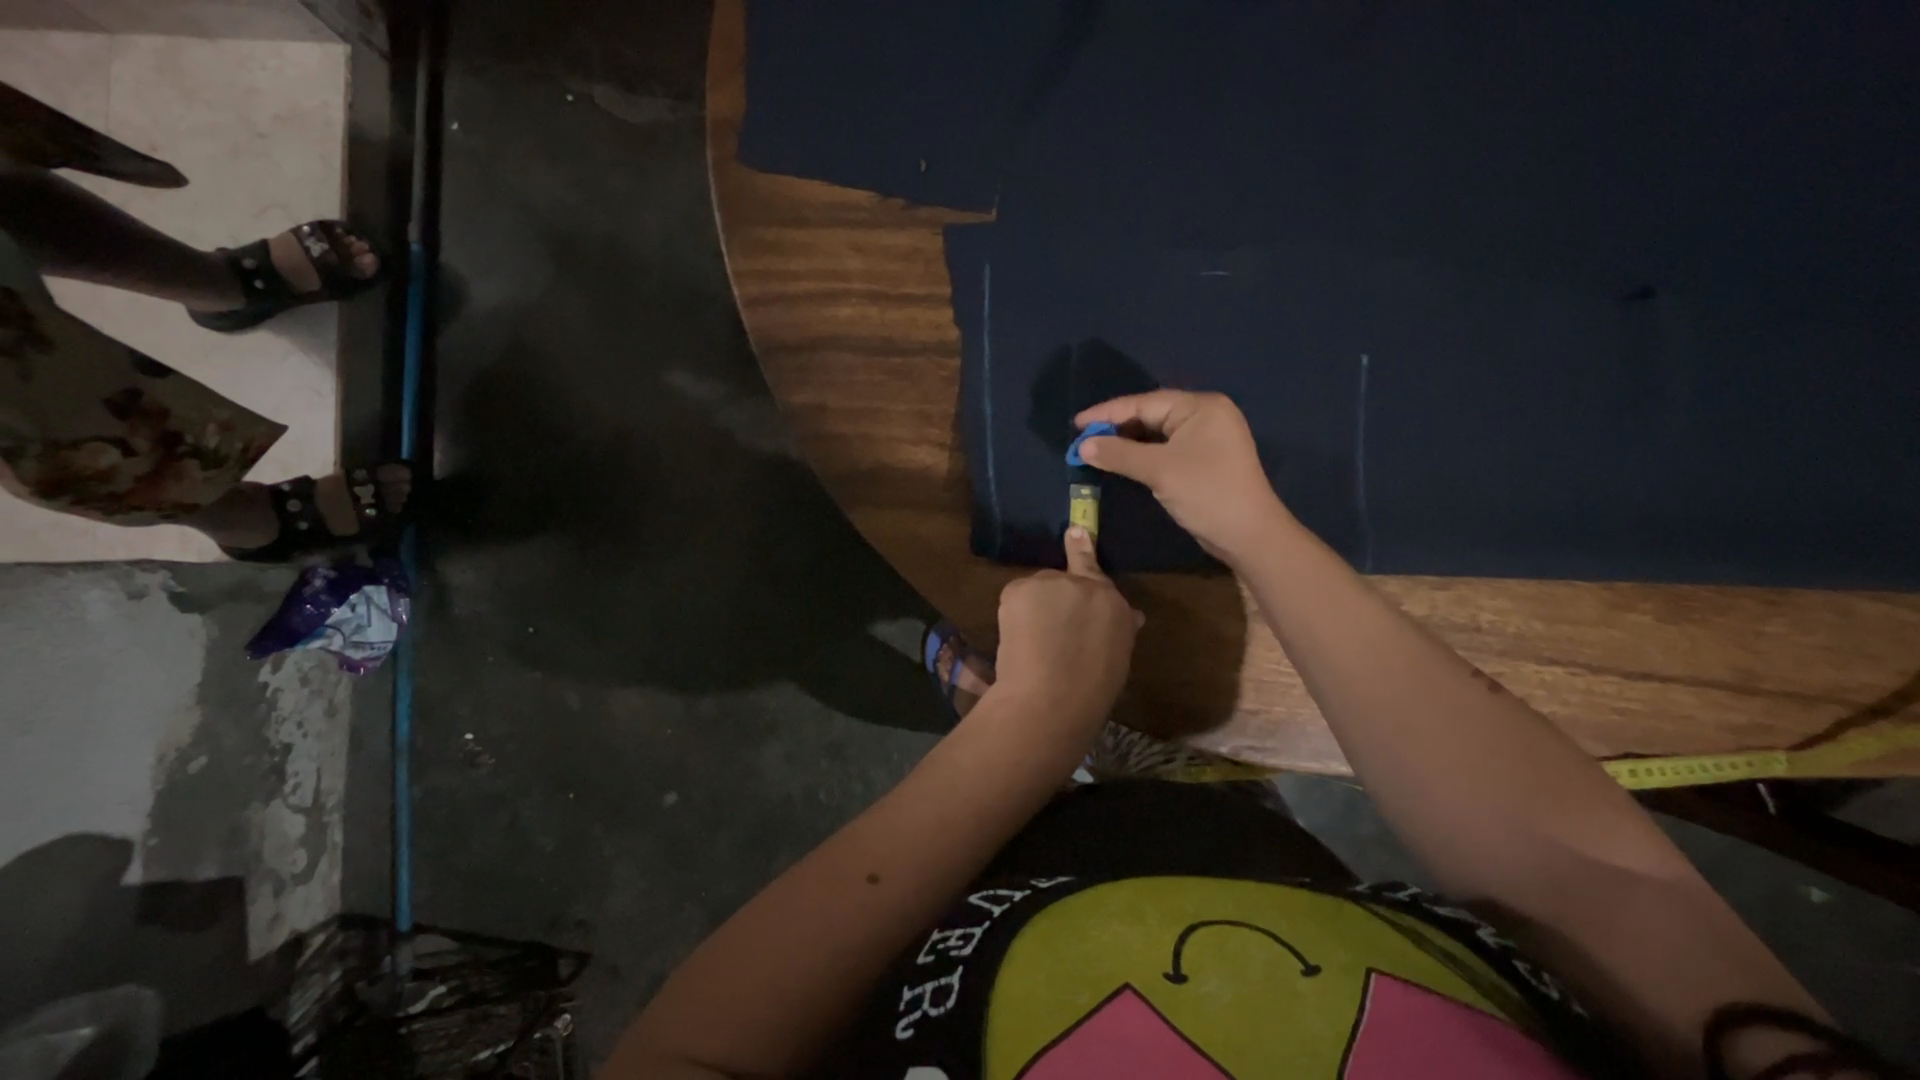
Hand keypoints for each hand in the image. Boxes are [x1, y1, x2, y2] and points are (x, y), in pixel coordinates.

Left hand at [989, 525, 1141, 728]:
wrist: (1053, 696)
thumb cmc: (1091, 690)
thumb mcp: (1117, 656)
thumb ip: (1118, 628)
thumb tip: (1131, 615)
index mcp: (1113, 603)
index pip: (1096, 570)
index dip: (1083, 550)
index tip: (1076, 531)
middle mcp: (1084, 585)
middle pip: (1063, 582)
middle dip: (1054, 601)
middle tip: (1046, 634)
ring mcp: (1051, 583)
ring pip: (1037, 590)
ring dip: (1034, 608)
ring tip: (1032, 642)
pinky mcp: (1020, 588)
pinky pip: (1016, 597)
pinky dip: (1014, 614)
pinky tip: (1018, 638)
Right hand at [1076, 390, 1290, 562]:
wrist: (1249, 534)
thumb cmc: (1206, 493)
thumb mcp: (1158, 470)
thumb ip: (1118, 454)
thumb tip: (1083, 446)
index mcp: (1200, 407)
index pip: (1145, 403)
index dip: (1107, 413)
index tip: (1076, 424)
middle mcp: (1207, 415)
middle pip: (1152, 414)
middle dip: (1116, 427)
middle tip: (1083, 440)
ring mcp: (1209, 438)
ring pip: (1158, 433)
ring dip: (1128, 443)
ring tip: (1096, 450)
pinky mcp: (1206, 460)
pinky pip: (1167, 449)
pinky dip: (1143, 454)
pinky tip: (1122, 462)